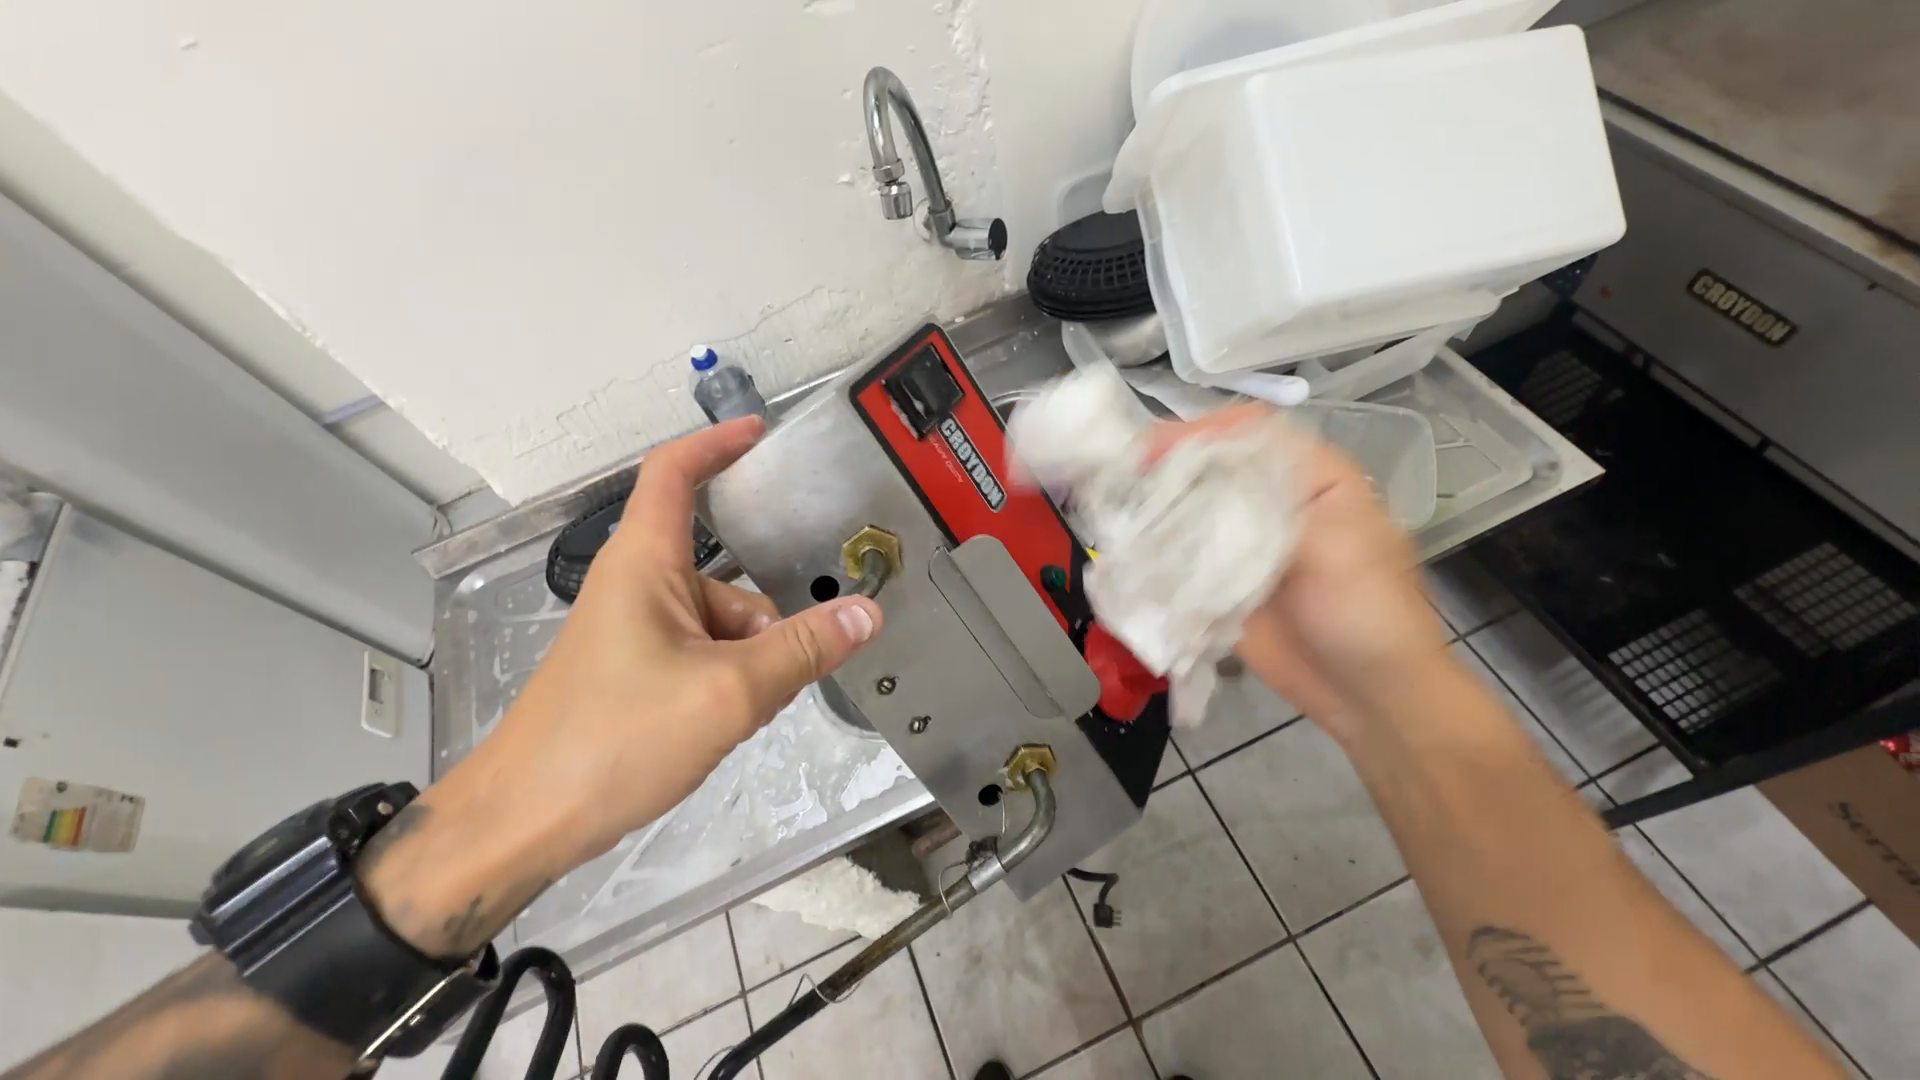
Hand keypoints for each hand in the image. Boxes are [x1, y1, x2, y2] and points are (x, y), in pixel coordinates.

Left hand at [360, 418, 883, 957]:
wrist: (525, 821)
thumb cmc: (616, 738)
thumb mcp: (727, 693)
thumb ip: (803, 650)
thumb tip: (868, 612)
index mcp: (645, 562)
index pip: (675, 473)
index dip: (718, 444)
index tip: (765, 435)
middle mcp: (639, 585)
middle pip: (726, 572)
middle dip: (768, 616)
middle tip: (794, 666)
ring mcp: (636, 632)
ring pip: (722, 623)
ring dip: (753, 658)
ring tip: (750, 711)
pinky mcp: (636, 673)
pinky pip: (704, 655)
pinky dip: (731, 679)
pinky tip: (731, 723)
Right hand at [1151, 407, 1450, 744]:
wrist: (1371, 696)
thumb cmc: (1370, 615)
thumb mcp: (1340, 549)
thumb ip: (1275, 508)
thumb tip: (1199, 485)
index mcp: (1313, 480)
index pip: (1253, 434)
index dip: (1205, 432)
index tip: (1156, 447)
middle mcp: (1274, 502)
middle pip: (1215, 467)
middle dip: (1170, 467)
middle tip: (1123, 474)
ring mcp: (1246, 544)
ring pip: (1194, 509)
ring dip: (1158, 507)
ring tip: (1117, 508)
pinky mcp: (1223, 582)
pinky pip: (1185, 558)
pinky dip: (1157, 552)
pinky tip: (1129, 550)